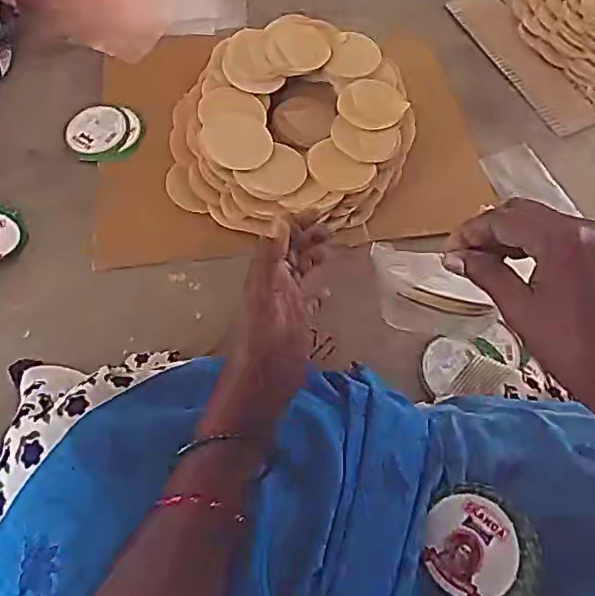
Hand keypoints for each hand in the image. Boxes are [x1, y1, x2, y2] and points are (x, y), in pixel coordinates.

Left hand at [221, 220, 330, 412]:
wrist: (263, 385)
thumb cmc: (265, 340)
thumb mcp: (266, 293)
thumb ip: (270, 256)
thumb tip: (278, 218)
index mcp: (266, 274)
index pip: (280, 239)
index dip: (296, 223)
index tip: (318, 211)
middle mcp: (275, 284)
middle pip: (292, 252)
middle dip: (308, 236)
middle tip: (331, 226)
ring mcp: (286, 304)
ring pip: (300, 271)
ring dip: (314, 256)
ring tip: (331, 247)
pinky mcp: (297, 323)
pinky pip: (308, 298)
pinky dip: (318, 290)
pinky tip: (328, 290)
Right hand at [447, 199, 594, 468]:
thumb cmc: (574, 350)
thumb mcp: (521, 311)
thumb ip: (487, 274)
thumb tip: (457, 257)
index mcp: (563, 239)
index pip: (505, 219)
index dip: (471, 231)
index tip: (450, 249)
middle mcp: (585, 230)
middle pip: (525, 213)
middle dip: (491, 229)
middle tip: (464, 254)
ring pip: (545, 223)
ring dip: (513, 236)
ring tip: (487, 261)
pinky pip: (565, 237)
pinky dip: (538, 244)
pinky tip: (520, 265)